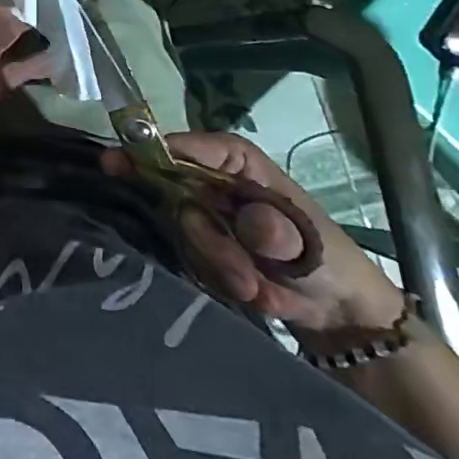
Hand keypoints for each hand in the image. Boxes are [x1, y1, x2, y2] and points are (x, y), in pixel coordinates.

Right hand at [100, 131, 403, 335]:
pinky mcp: (198, 246)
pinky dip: (216, 278)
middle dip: (205, 237)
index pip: (198, 147)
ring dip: (218, 265)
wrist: (331, 310)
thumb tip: (255, 221)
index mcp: (242, 166)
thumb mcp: (309, 245)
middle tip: (242, 279)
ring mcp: (203, 215)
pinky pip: (187, 257)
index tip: (127, 158)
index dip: (161, 149)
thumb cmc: (327, 259)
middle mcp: (215, 183)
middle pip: (178, 191)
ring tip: (257, 290)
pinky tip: (248, 291)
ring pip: (183, 230)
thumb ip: (278, 232)